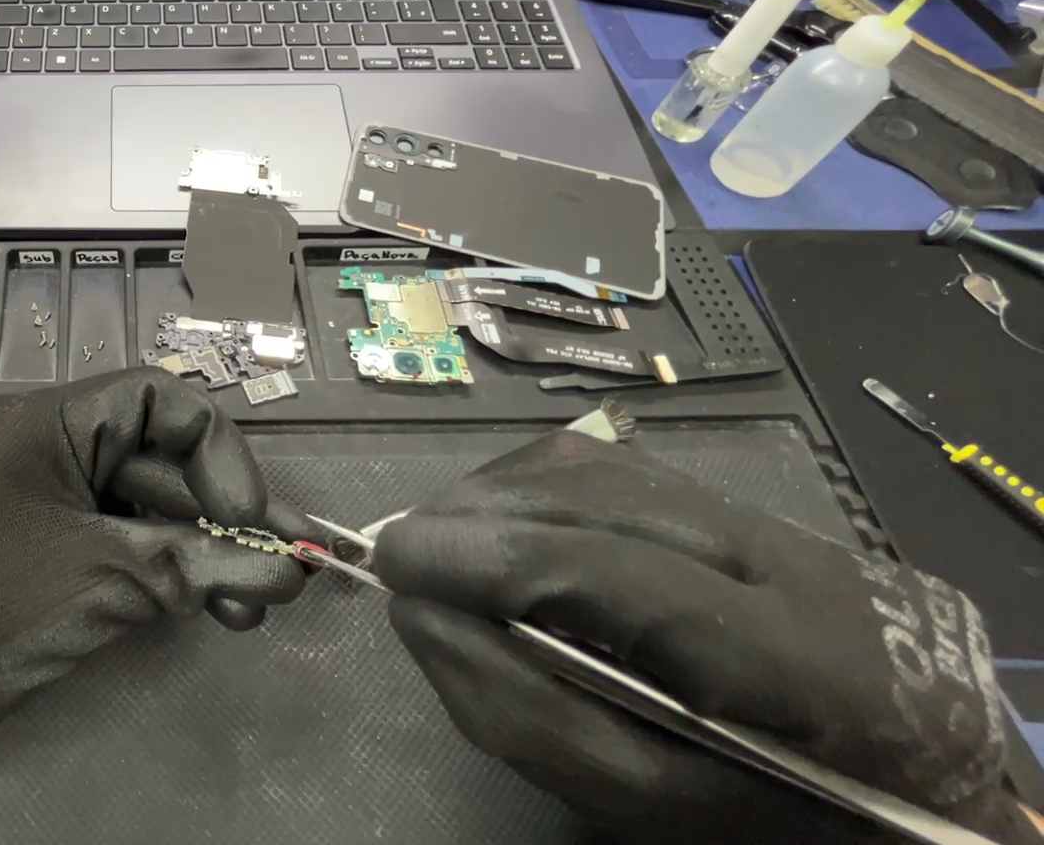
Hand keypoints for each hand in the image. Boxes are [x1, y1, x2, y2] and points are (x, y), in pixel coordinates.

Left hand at [0, 367, 307, 809]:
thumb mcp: (101, 583)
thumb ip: (202, 568)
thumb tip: (292, 570)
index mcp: (40, 421)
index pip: (152, 398)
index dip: (215, 449)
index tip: (250, 515)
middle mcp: (42, 443)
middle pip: (155, 455)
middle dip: (220, 513)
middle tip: (282, 567)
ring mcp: (41, 493)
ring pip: (141, 504)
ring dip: (200, 549)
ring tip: (257, 606)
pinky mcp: (42, 539)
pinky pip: (115, 536)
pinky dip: (162, 567)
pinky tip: (213, 606)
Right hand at [375, 430, 1039, 843]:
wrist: (884, 774)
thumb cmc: (760, 810)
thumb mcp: (640, 799)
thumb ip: (518, 710)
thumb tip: (414, 610)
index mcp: (802, 661)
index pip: (609, 572)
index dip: (483, 558)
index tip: (388, 562)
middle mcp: (790, 554)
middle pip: (588, 495)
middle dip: (470, 516)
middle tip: (397, 551)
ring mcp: (758, 509)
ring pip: (582, 464)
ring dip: (485, 495)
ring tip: (435, 537)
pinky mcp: (719, 490)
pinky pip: (588, 462)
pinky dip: (516, 486)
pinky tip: (487, 520)